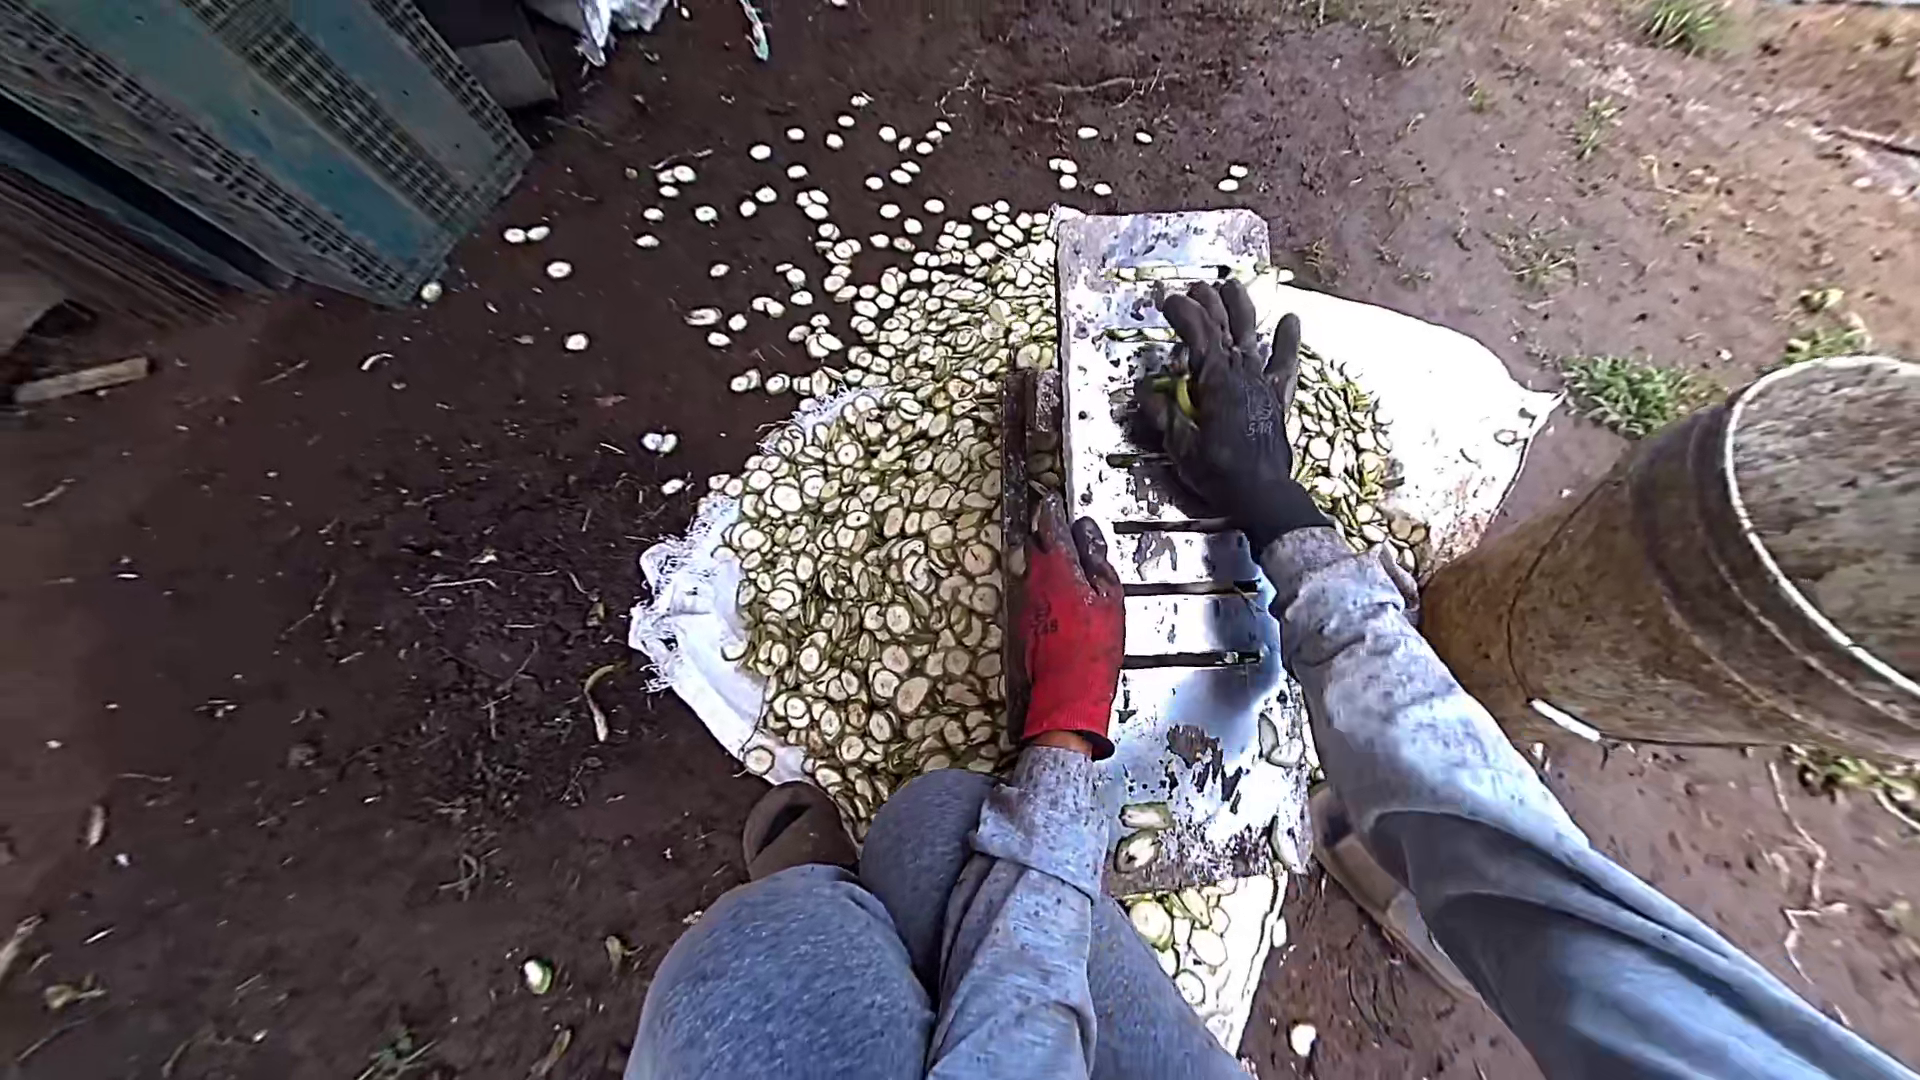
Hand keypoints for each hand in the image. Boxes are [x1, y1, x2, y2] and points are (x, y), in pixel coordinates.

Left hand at [1015, 493, 1122, 758]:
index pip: (1048, 523)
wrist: (1066, 689)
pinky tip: (1056, 589)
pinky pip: (1027, 584)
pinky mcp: (1018, 613)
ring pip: (1026, 562)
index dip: (1051, 507)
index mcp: (1055, 565)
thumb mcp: (1109, 597)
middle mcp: (1030, 576)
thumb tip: (1087, 532)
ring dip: (1040, 556)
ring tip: (1062, 560)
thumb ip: (1096, 559)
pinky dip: (1039, 579)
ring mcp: (1021, 595)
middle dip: (1044, 531)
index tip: (1054, 500)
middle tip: (1061, 529)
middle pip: (1031, 540)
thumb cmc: (1093, 646)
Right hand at [1141, 280, 1327, 550]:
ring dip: (1240, 308)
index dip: (1182, 313)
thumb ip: (1163, 415)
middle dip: (1208, 303)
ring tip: (1231, 286)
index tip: (1166, 298)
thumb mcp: (1180, 446)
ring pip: (1252, 335)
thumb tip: (1143, 392)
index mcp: (1217, 382)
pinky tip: (1289, 320)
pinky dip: (1288, 341)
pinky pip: (1284, 362)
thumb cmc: (1218, 472)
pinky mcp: (1276, 396)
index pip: (1198, 335)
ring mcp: (1262, 382)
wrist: (1261, 492)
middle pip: (1225, 327)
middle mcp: (1243, 374)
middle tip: (1194, 287)